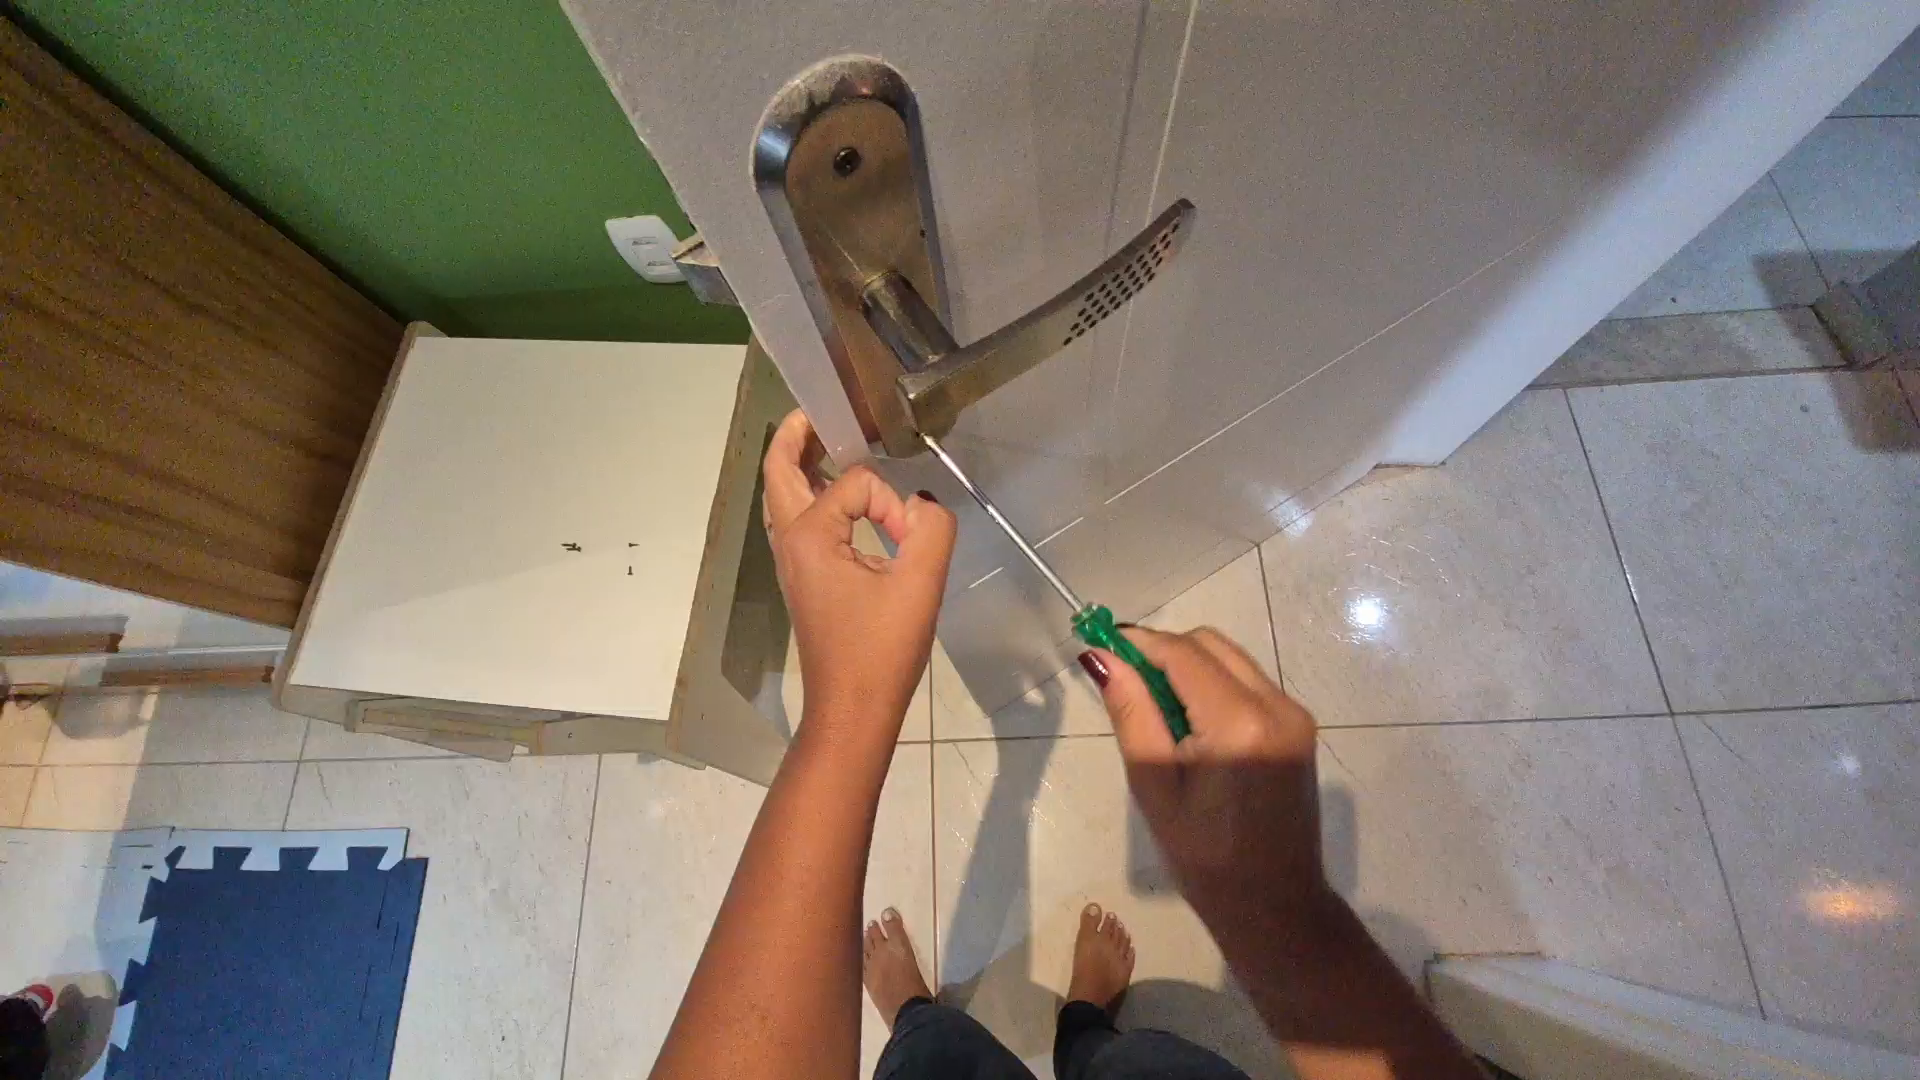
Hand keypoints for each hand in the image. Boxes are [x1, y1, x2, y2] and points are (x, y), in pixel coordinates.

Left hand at [762, 410, 956, 739]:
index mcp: (809, 536)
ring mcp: (792, 561)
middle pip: (780, 471)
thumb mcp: (919, 586)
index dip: (893, 504)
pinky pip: (800, 520)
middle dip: (796, 435)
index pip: (855, 485)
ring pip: (785, 496)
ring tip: (828, 440)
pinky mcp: (804, 578)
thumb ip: (931, 529)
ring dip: (801, 463)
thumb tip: (923, 505)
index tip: (913, 543)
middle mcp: (790, 541)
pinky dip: (813, 494)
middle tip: (819, 408)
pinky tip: (841, 497)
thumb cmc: (881, 651)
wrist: (853, 709)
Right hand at [1085, 628, 1330, 921]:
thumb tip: (1102, 657)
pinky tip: (1190, 723)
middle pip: (1210, 643)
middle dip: (1163, 650)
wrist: (1275, 905)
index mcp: (1239, 724)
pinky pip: (1246, 680)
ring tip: (1156, 707)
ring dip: (1188, 665)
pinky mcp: (1298, 724)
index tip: (1101, 643)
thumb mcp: (1153, 783)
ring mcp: (1293, 713)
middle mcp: (1276, 705)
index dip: (1139, 642)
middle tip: (1126, 681)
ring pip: (1230, 657)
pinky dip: (1211, 683)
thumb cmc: (1203, 854)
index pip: (1182, 653)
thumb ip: (1131, 711)